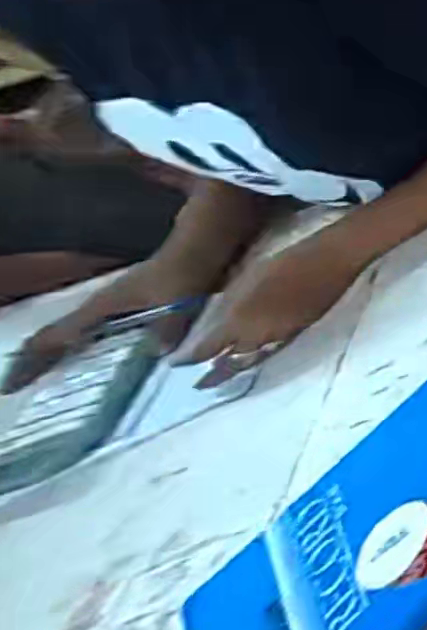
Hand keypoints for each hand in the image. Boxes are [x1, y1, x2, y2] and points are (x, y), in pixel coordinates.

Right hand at [1, 255, 216, 393]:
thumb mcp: (180, 299)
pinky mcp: (139, 294)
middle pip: (59, 334)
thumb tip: (157, 355)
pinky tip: (109, 349)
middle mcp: (103, 302)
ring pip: (82, 328)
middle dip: (41, 359)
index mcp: (101, 306)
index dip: (31, 363)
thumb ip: (169, 327)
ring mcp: (120, 297)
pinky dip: (97, 338)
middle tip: (29, 385)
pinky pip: (107, 322)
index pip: (51, 338)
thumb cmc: (186, 268)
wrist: (204, 241)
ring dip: (67, 349)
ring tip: (61, 374)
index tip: (11, 388)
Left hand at [176, 238, 362, 387]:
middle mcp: (260, 335)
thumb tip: (216, 327)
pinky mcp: (305, 327)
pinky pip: (278, 348)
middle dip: (217, 373)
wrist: (333, 259)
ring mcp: (286, 332)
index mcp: (238, 322)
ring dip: (242, 366)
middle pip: (234, 362)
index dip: (188, 359)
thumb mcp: (245, 281)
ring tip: (232, 371)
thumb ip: (228, 308)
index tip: (175, 363)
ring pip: (258, 358)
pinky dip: (265, 354)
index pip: (206, 350)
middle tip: (202, 385)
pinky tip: (262, 351)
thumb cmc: (285, 263)